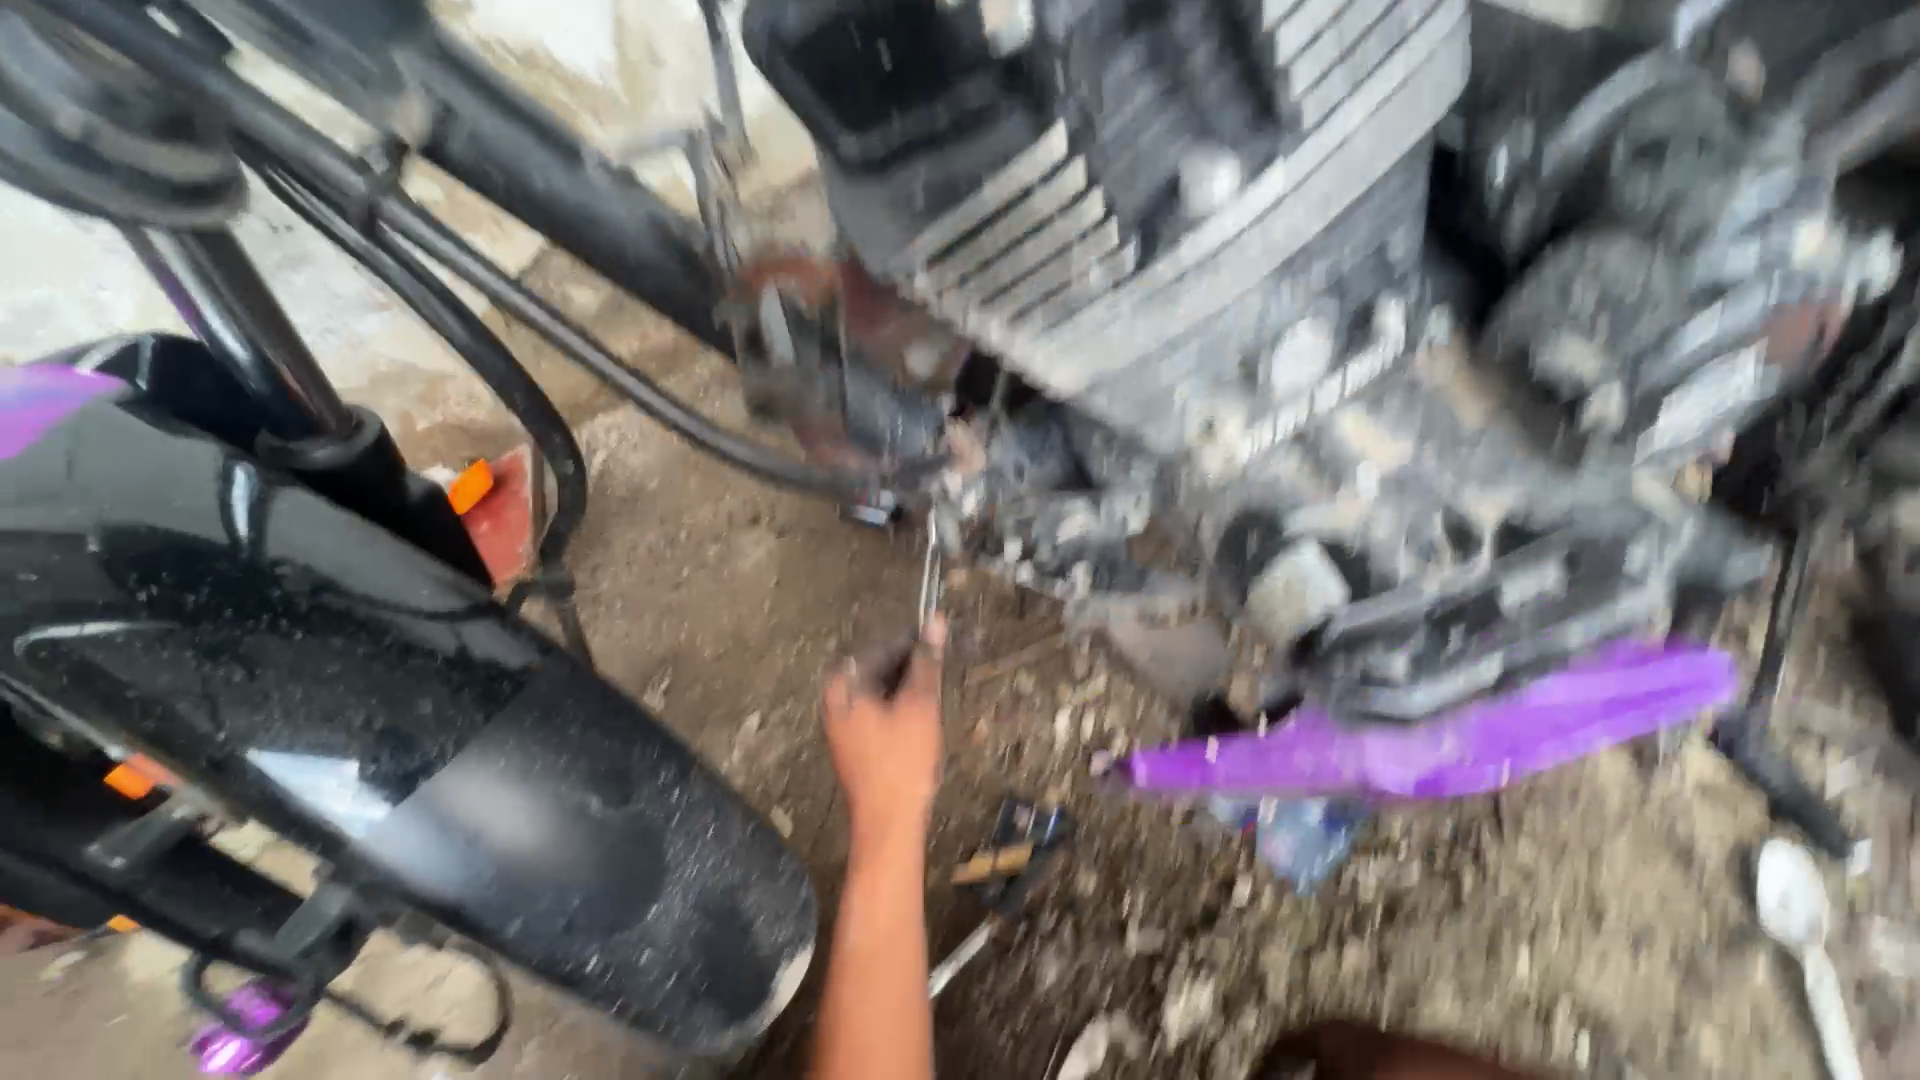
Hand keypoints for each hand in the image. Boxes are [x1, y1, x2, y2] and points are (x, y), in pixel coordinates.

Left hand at [822, 617, 947, 845]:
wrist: (887, 823)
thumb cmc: (902, 761)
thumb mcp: (920, 705)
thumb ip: (927, 662)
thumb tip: (935, 621)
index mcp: (844, 684)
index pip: (885, 646)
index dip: (917, 640)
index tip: (946, 634)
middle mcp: (837, 698)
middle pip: (881, 666)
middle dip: (915, 663)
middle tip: (949, 659)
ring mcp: (843, 721)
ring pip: (882, 688)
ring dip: (911, 683)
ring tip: (942, 683)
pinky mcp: (855, 740)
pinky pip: (880, 708)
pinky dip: (902, 704)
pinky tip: (926, 709)